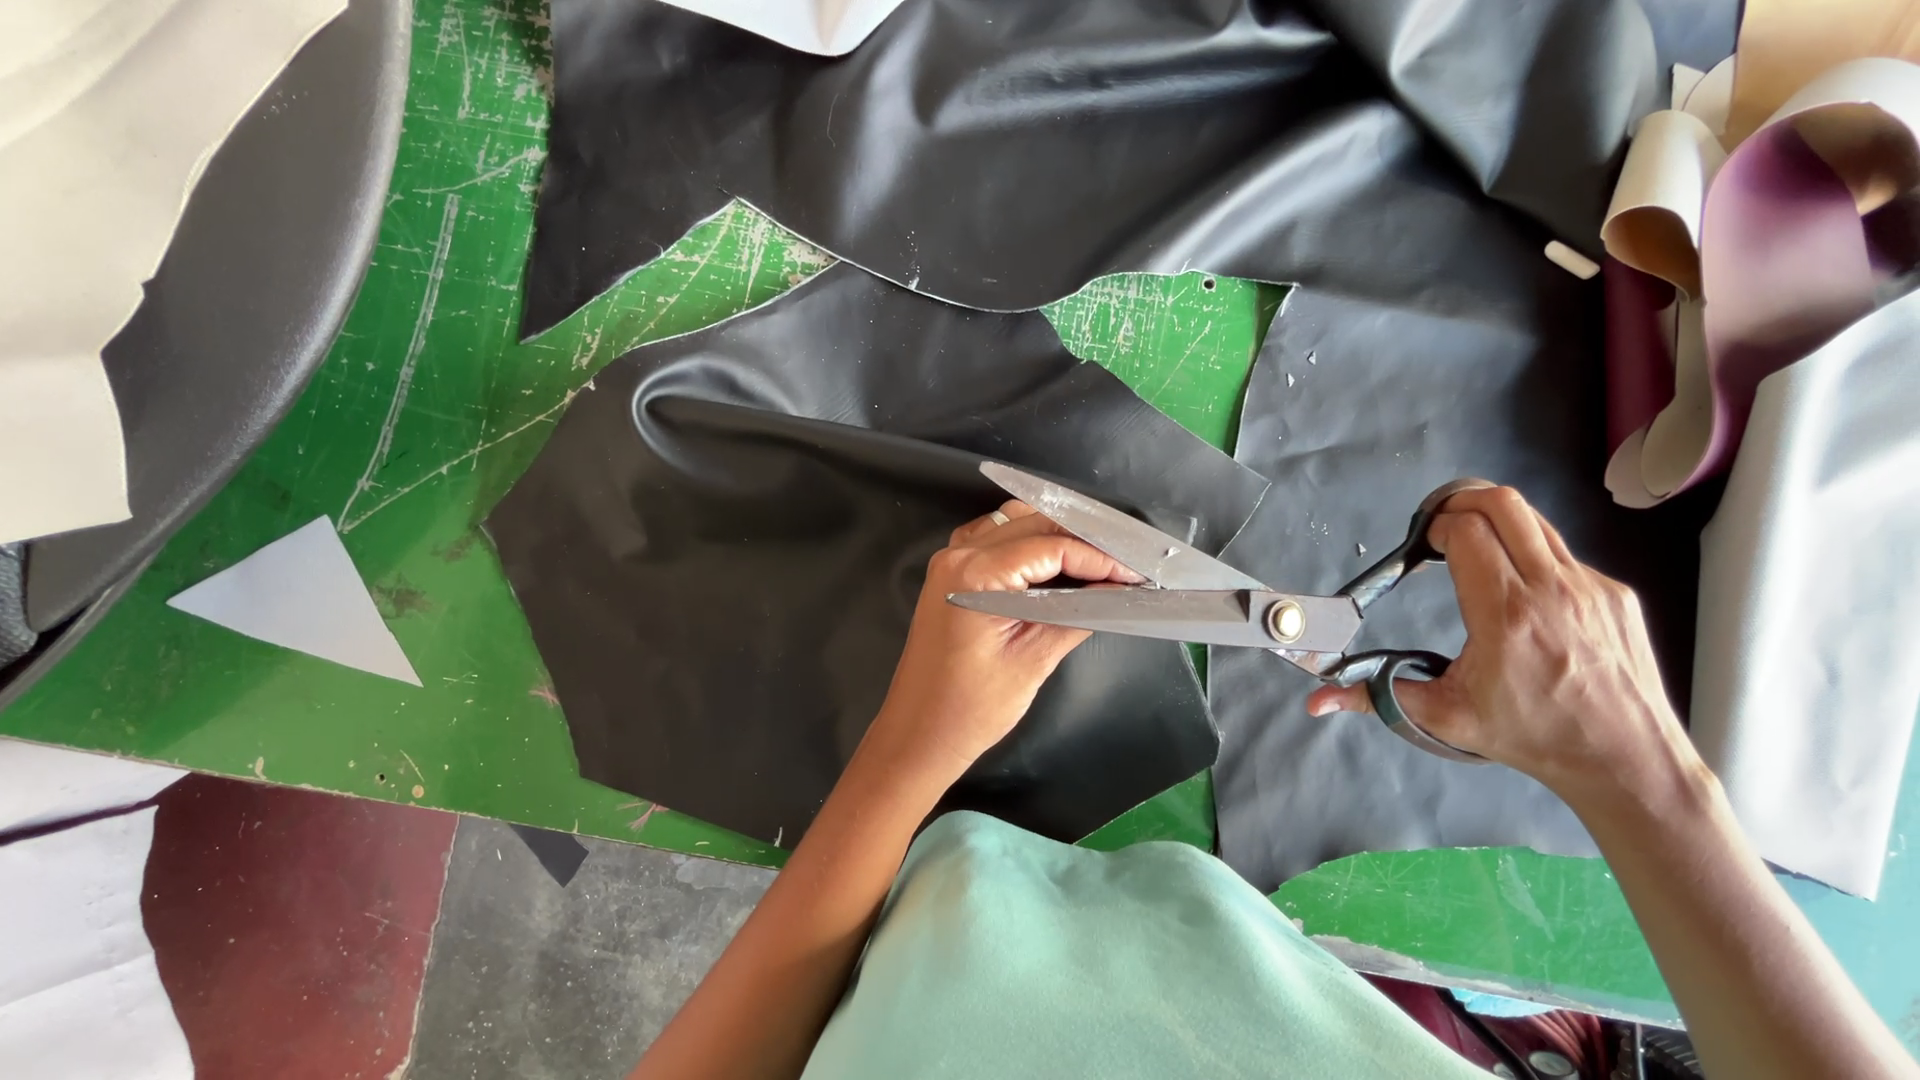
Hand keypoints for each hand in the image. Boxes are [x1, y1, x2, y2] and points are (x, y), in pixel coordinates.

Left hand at [867, 500, 1142, 777]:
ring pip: (1015, 524)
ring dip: (1058, 536)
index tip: (1138, 572)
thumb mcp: (1033, 661)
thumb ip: (1076, 614)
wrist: (918, 734)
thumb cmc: (971, 709)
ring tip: (1100, 561)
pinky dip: (1029, 542)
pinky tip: (1057, 562)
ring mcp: (949, 561)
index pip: (1052, 546)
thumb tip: (1118, 589)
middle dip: (1084, 541)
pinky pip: (995, 539)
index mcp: (974, 573)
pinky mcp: (950, 575)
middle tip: (1128, 564)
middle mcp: (958, 555)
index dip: (1100, 557)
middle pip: (1034, 525)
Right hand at [1304, 486, 1705, 807]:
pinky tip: (1520, 591)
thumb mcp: (1443, 716)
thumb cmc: (1528, 736)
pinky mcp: (1616, 593)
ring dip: (1497, 521)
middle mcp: (1551, 590)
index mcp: (1505, 615)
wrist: (1624, 759)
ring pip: (1537, 520)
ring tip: (1474, 546)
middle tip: (1440, 529)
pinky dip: (1530, 554)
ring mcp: (1591, 587)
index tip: (1423, 549)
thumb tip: (1316, 702)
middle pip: (1503, 504)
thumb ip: (1376, 696)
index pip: (1467, 532)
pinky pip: (1563, 553)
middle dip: (1461, 503)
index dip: (1435, 529)